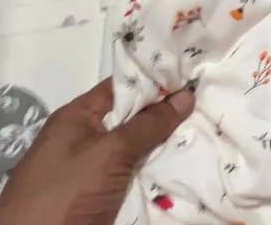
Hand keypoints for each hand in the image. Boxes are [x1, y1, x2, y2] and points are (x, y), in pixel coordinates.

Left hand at [0, 80, 194, 224]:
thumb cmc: (61, 198)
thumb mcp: (109, 153)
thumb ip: (149, 123)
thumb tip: (187, 94)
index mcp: (77, 117)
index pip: (124, 84)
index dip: (159, 76)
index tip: (196, 71)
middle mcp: (83, 139)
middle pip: (133, 116)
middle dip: (168, 112)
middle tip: (209, 100)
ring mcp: (90, 171)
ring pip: (136, 148)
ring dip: (165, 144)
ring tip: (208, 127)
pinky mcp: (97, 199)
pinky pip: (132, 176)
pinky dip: (155, 171)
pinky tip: (186, 163)